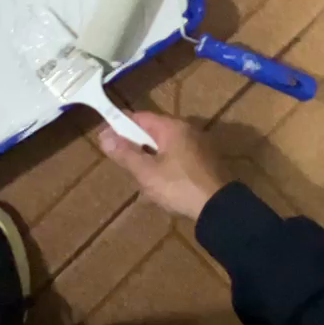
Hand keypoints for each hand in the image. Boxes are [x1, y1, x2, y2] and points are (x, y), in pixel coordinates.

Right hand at [96, 112, 229, 220]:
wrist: (219, 207)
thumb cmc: (179, 186)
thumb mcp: (147, 172)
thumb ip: (126, 153)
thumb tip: (104, 136)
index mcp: (172, 127)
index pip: (140, 117)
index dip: (120, 125)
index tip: (105, 136)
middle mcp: (187, 130)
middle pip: (153, 131)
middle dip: (135, 144)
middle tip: (121, 161)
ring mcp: (198, 145)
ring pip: (165, 145)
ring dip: (150, 157)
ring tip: (139, 177)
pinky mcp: (204, 161)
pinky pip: (177, 156)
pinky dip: (165, 164)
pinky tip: (160, 183)